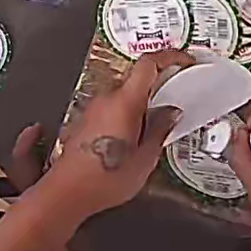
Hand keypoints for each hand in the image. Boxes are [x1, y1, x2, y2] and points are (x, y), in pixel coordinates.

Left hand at [26, 50, 192, 223]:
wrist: (66, 194)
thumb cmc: (106, 178)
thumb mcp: (145, 157)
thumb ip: (160, 129)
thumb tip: (171, 112)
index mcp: (125, 101)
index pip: (148, 63)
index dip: (170, 57)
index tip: (184, 61)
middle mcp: (106, 98)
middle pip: (136, 80)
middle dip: (156, 89)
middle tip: (171, 106)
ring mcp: (93, 108)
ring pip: (123, 95)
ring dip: (139, 104)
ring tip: (150, 131)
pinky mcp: (84, 121)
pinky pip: (111, 108)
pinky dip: (125, 114)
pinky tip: (130, 140)